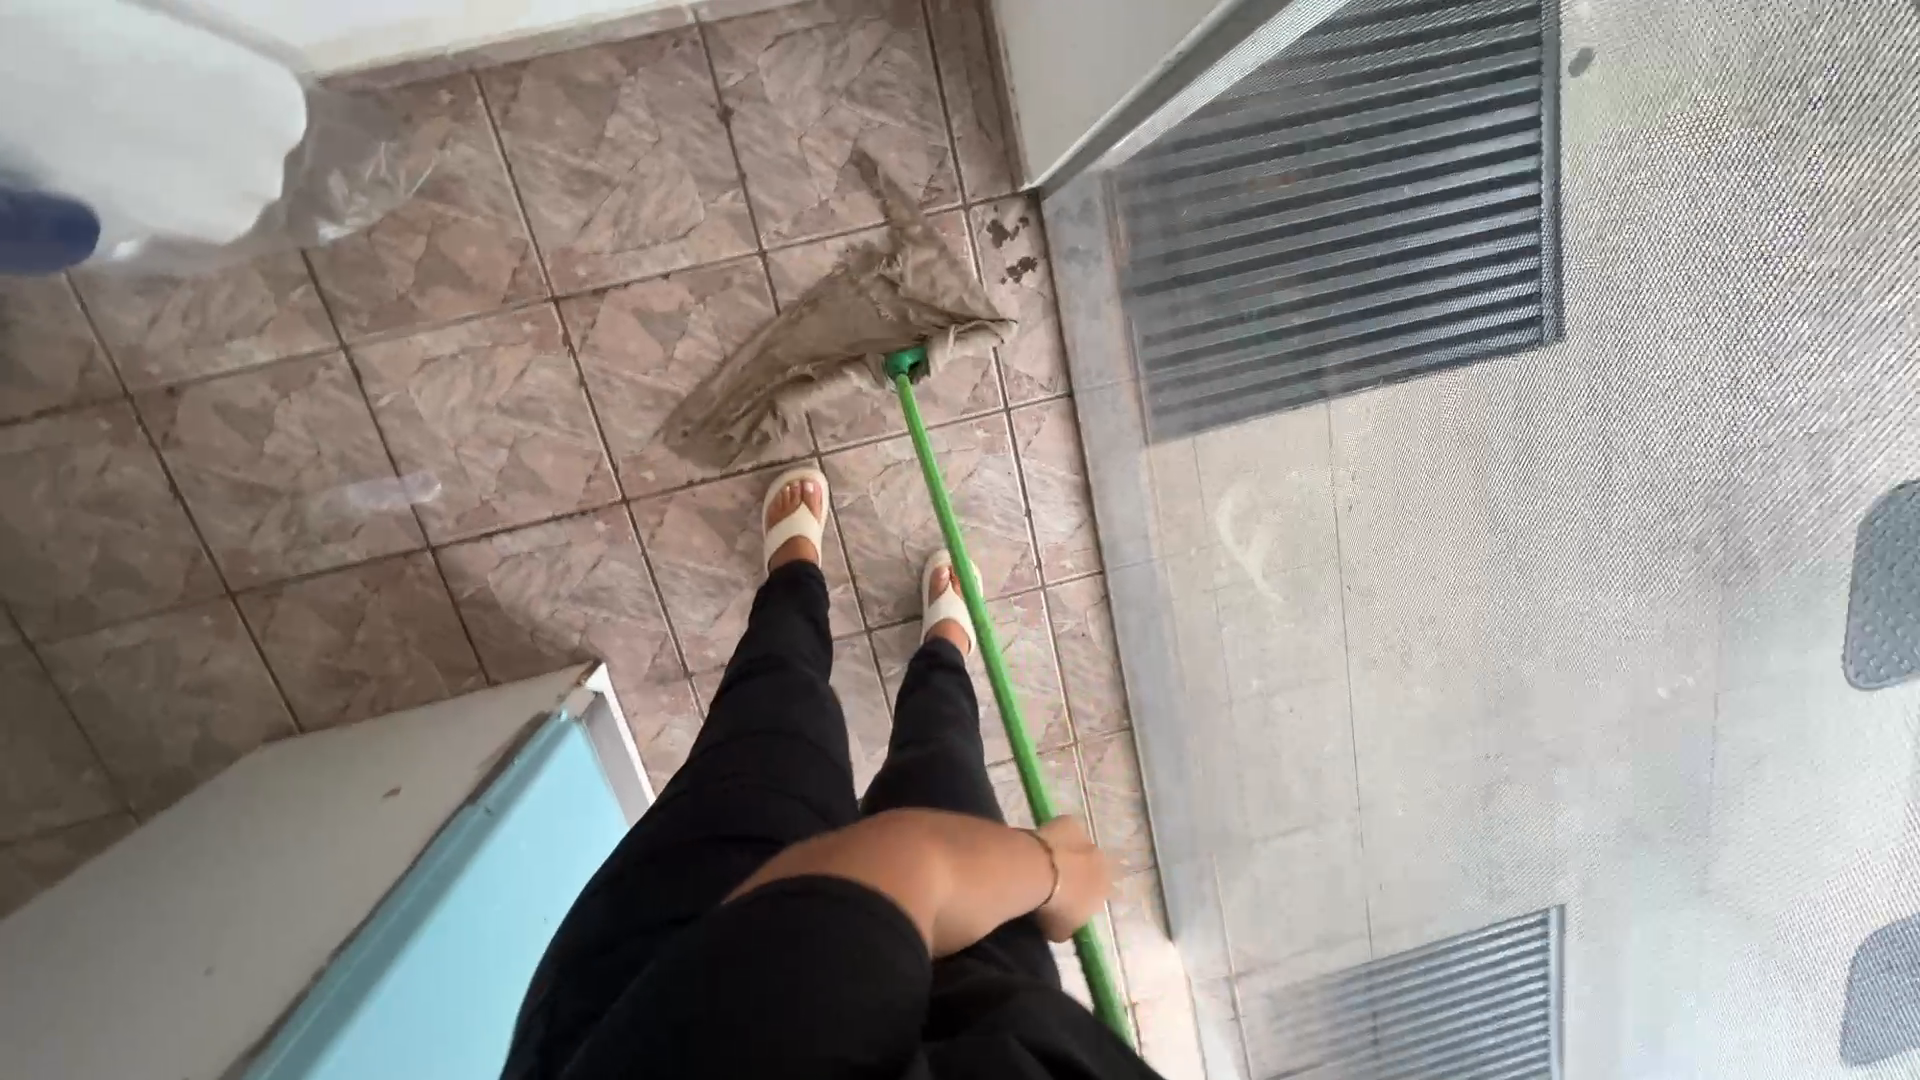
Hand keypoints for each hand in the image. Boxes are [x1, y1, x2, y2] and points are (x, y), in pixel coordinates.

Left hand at [1031, 816, 1114, 941]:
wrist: (1040, 872)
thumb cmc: (1055, 908)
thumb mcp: (1062, 929)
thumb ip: (1067, 926)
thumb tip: (1062, 925)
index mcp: (1105, 889)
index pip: (1103, 892)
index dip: (1088, 894)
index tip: (1074, 898)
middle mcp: (1102, 862)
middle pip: (1093, 866)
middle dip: (1081, 871)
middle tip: (1061, 878)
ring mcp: (1087, 840)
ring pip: (1081, 846)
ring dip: (1070, 851)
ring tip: (1049, 859)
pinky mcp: (1070, 822)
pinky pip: (1066, 827)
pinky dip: (1057, 833)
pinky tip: (1044, 840)